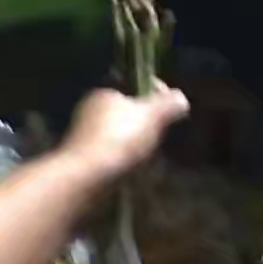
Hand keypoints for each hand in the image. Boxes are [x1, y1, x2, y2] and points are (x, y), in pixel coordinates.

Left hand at [61, 84, 188, 175]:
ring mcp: (83, 136)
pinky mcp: (82, 159)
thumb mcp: (151, 115)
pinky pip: (111, 156)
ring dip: (137, 146)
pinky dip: (125, 161)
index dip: (156, 95)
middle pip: (128, 113)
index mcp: (104, 93)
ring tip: (150, 160)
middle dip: (147, 124)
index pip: (133, 87)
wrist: (86, 177)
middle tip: (161, 137)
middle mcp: (89, 111)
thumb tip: (180, 98)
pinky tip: (133, 173)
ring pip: (120, 136)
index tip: (169, 110)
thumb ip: (168, 104)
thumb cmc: (120, 139)